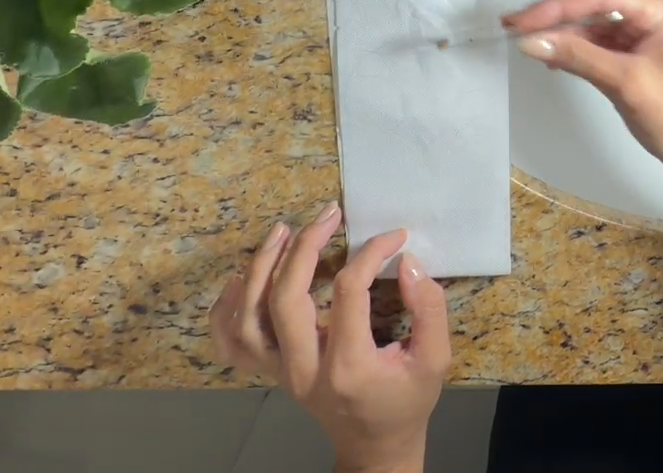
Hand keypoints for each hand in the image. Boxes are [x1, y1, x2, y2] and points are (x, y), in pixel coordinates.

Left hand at [210, 203, 450, 472]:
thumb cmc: (406, 401)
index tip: (395, 236)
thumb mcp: (435, 358)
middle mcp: (304, 369)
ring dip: (261, 268)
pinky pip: (233, 344)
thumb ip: (429, 308)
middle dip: (305, 246)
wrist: (375, 448)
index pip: (347, 290)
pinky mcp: (273, 373)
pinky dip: (227, 309)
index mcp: (348, 364)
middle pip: (286, 298)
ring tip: (283, 230)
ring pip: (250, 319)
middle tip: (329, 214)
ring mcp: (282, 373)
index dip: (370, 253)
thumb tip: (407, 261)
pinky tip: (240, 277)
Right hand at [504, 0, 662, 183]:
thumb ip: (575, 55)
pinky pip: (606, 42)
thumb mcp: (623, 83)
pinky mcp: (645, 50)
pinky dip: (580, 50)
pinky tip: (554, 56)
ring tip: (528, 43)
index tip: (519, 21)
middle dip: (557, 18)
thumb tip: (529, 40)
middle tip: (514, 27)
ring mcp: (653, 30)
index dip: (556, 7)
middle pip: (598, 6)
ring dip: (566, 35)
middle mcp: (660, 10)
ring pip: (598, 24)